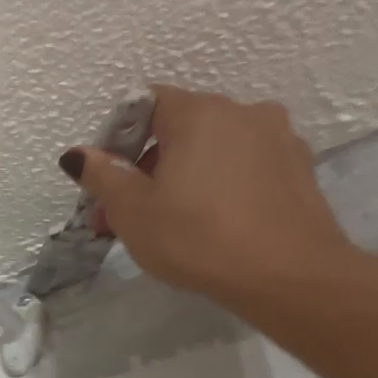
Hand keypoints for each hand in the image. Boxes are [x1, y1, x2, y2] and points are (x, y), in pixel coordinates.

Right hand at [61, 85, 355, 304]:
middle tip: (122, 211)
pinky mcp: (297, 169)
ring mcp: (277, 139)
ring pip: (211, 149)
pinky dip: (216, 185)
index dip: (117, 136)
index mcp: (199, 114)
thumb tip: (80, 154)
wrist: (288, 275)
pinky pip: (241, 166)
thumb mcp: (131, 210)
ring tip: (163, 221)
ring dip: (180, 176)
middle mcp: (243, 113)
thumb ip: (102, 175)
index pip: (146, 103)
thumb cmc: (196, 237)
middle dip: (145, 164)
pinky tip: (207, 222)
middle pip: (179, 128)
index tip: (104, 176)